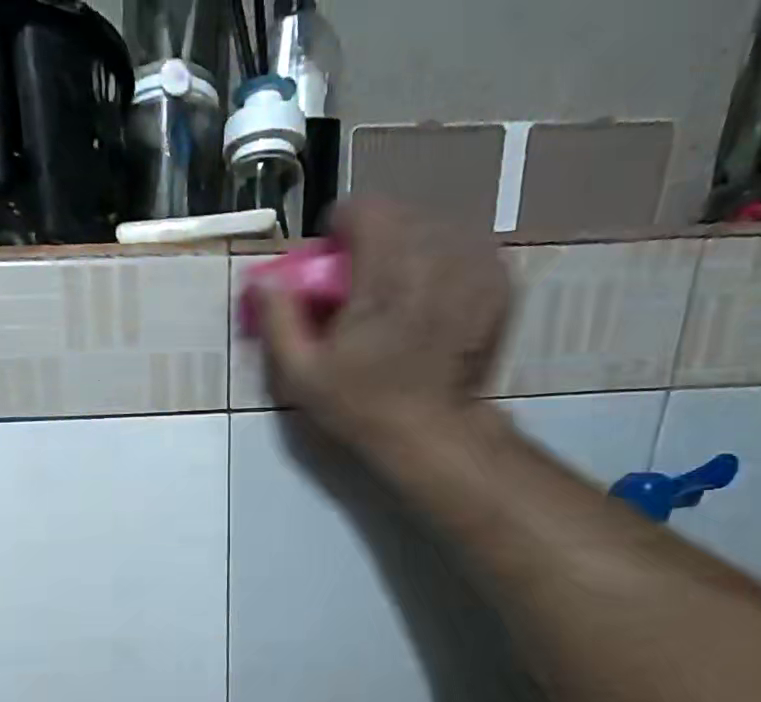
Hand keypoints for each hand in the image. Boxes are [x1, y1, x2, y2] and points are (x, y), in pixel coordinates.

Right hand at [251, 198, 511, 449]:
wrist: (433, 434)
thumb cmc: (365, 405)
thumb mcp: (303, 374)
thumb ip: (278, 319)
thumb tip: (264, 279)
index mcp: (383, 274)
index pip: (365, 208)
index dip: (344, 230)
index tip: (340, 264)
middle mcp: (431, 260)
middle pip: (400, 214)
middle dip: (379, 238)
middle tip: (370, 282)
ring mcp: (471, 270)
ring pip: (437, 225)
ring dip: (415, 247)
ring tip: (406, 289)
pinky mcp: (496, 286)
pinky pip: (471, 248)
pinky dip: (451, 261)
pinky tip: (441, 293)